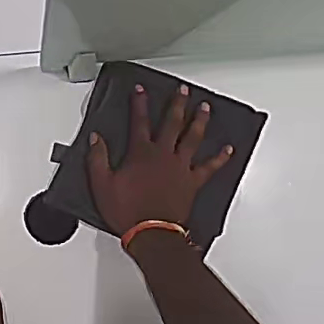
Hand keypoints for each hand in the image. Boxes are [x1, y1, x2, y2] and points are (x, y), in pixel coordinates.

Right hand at [87, 82, 235, 232]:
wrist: (151, 233)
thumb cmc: (127, 210)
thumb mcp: (101, 183)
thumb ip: (97, 158)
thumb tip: (95, 139)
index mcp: (141, 153)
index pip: (139, 121)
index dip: (139, 104)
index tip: (141, 90)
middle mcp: (163, 155)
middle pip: (172, 123)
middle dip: (176, 104)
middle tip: (182, 91)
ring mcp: (180, 168)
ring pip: (193, 138)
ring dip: (199, 121)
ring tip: (204, 108)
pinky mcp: (192, 183)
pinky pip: (209, 167)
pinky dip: (220, 158)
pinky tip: (228, 149)